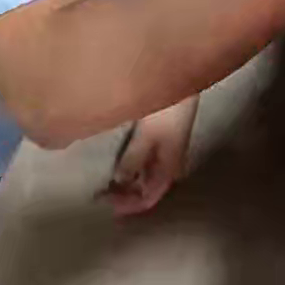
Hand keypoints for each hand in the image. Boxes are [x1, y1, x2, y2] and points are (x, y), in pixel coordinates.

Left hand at [103, 96, 196, 215]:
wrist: (184, 79)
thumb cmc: (167, 110)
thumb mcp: (147, 137)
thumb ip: (132, 160)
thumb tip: (119, 181)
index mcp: (169, 168)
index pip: (149, 198)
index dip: (127, 205)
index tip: (102, 201)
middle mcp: (171, 162)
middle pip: (148, 188)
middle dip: (126, 194)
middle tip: (100, 193)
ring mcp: (168, 147)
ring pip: (147, 174)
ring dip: (128, 179)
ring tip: (106, 178)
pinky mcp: (164, 133)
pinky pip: (147, 159)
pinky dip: (132, 163)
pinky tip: (120, 156)